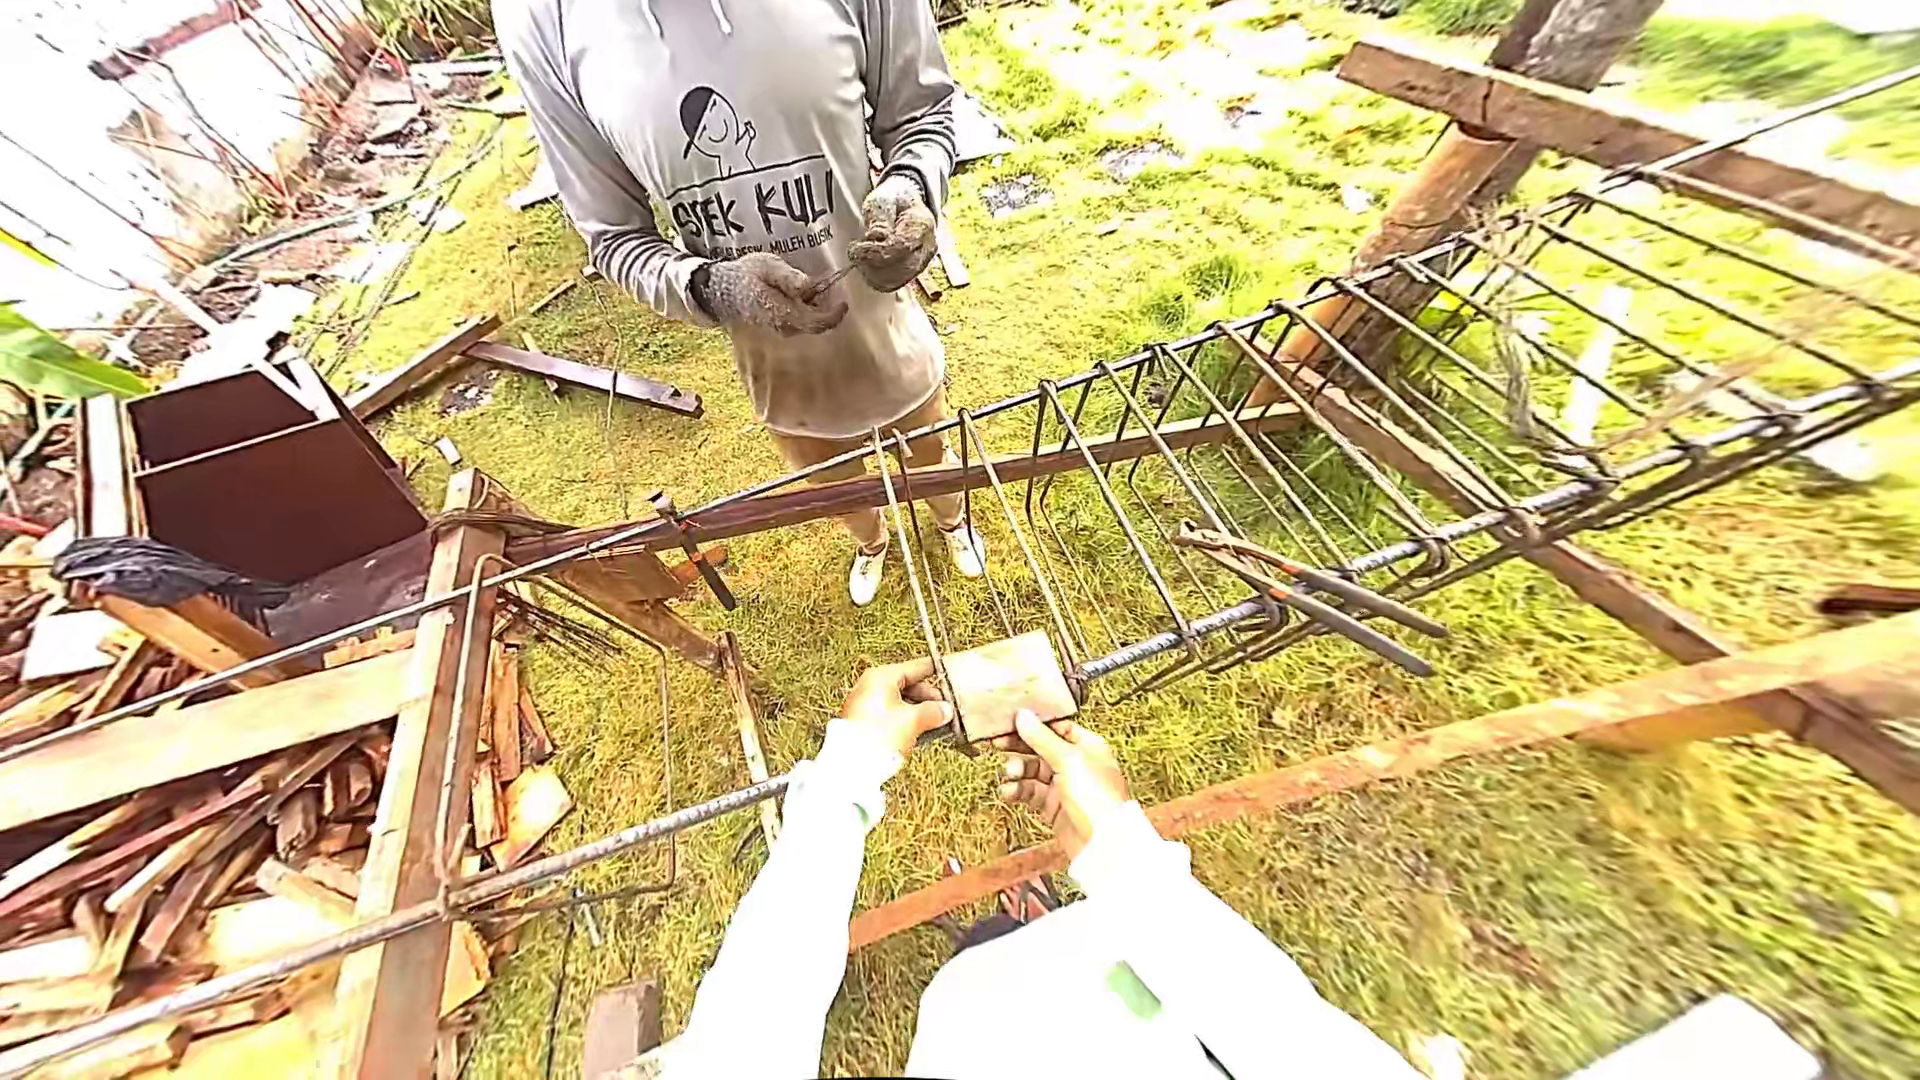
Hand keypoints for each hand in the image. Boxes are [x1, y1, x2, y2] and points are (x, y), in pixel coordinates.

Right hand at [691, 252, 847, 335]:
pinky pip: (802, 321)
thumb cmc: (745, 274)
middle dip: (828, 308)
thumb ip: (788, 278)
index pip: (817, 322)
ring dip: (818, 308)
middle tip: (831, 286)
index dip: (834, 314)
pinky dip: (809, 309)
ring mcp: (784, 329)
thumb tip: (809, 286)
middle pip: (817, 324)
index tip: (844, 301)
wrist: (723, 290)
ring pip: (810, 323)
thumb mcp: (767, 267)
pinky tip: (803, 294)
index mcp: (784, 313)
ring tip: (816, 287)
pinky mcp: (782, 327)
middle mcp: (786, 327)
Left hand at [840, 656, 951, 756]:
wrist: (850, 765)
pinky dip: (905, 720)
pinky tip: (918, 731)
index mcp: (882, 677)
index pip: (915, 668)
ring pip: (900, 701)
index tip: (950, 674)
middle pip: (908, 685)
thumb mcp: (913, 720)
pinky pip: (890, 714)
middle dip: (928, 698)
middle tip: (946, 710)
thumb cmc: (879, 736)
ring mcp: (865, 703)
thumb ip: (933, 711)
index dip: (936, 672)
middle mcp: (871, 685)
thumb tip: (945, 710)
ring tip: (935, 723)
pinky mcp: (863, 721)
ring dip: (918, 711)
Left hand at [848, 174, 935, 292]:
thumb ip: (879, 218)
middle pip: (900, 269)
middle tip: (856, 253)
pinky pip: (892, 285)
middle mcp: (927, 248)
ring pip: (895, 280)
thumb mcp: (882, 199)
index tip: (856, 248)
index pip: (901, 247)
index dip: (876, 252)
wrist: (904, 207)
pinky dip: (876, 279)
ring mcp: (921, 264)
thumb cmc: (892, 201)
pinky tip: (867, 266)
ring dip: (872, 273)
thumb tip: (877, 238)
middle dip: (872, 265)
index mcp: (922, 224)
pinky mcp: (912, 274)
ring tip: (861, 257)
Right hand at [997, 710, 1129, 859]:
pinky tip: (1008, 792)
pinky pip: (1030, 792)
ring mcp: (1063, 785)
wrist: (1104, 845)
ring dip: (1018, 770)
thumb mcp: (1068, 759)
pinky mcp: (1053, 807)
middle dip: (1019, 746)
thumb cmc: (1097, 797)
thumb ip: (1042, 737)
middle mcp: (1075, 762)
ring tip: (1009, 774)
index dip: (1033, 723)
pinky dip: (1018, 790)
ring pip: (1032, 770)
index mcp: (1086, 744)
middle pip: (1040, 747)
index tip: (1010, 721)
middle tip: (997, 743)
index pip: (1055, 726)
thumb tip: (1022, 715)